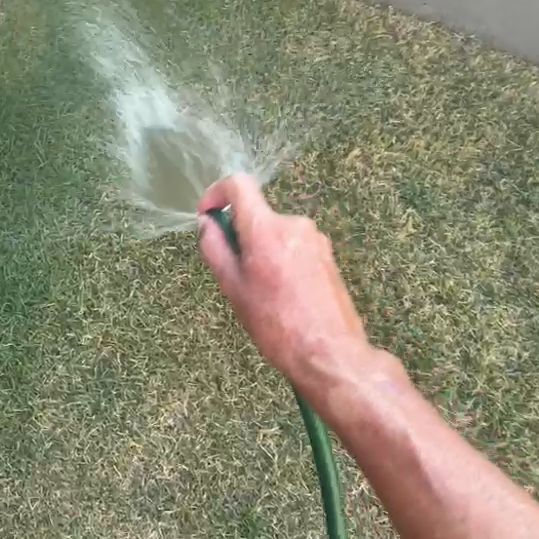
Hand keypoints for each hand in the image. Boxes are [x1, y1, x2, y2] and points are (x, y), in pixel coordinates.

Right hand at [197, 173, 379, 401]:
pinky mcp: (327, 255)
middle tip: (235, 275)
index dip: (216, 193)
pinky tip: (284, 295)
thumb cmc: (275, 323)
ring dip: (261, 250)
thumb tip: (207, 223)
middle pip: (256, 214)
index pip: (238, 184)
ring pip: (273, 232)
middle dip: (240, 236)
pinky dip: (280, 259)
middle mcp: (293, 224)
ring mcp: (315, 239)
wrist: (330, 354)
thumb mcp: (232, 287)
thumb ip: (214, 247)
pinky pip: (292, 245)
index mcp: (266, 228)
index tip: (208, 217)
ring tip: (262, 291)